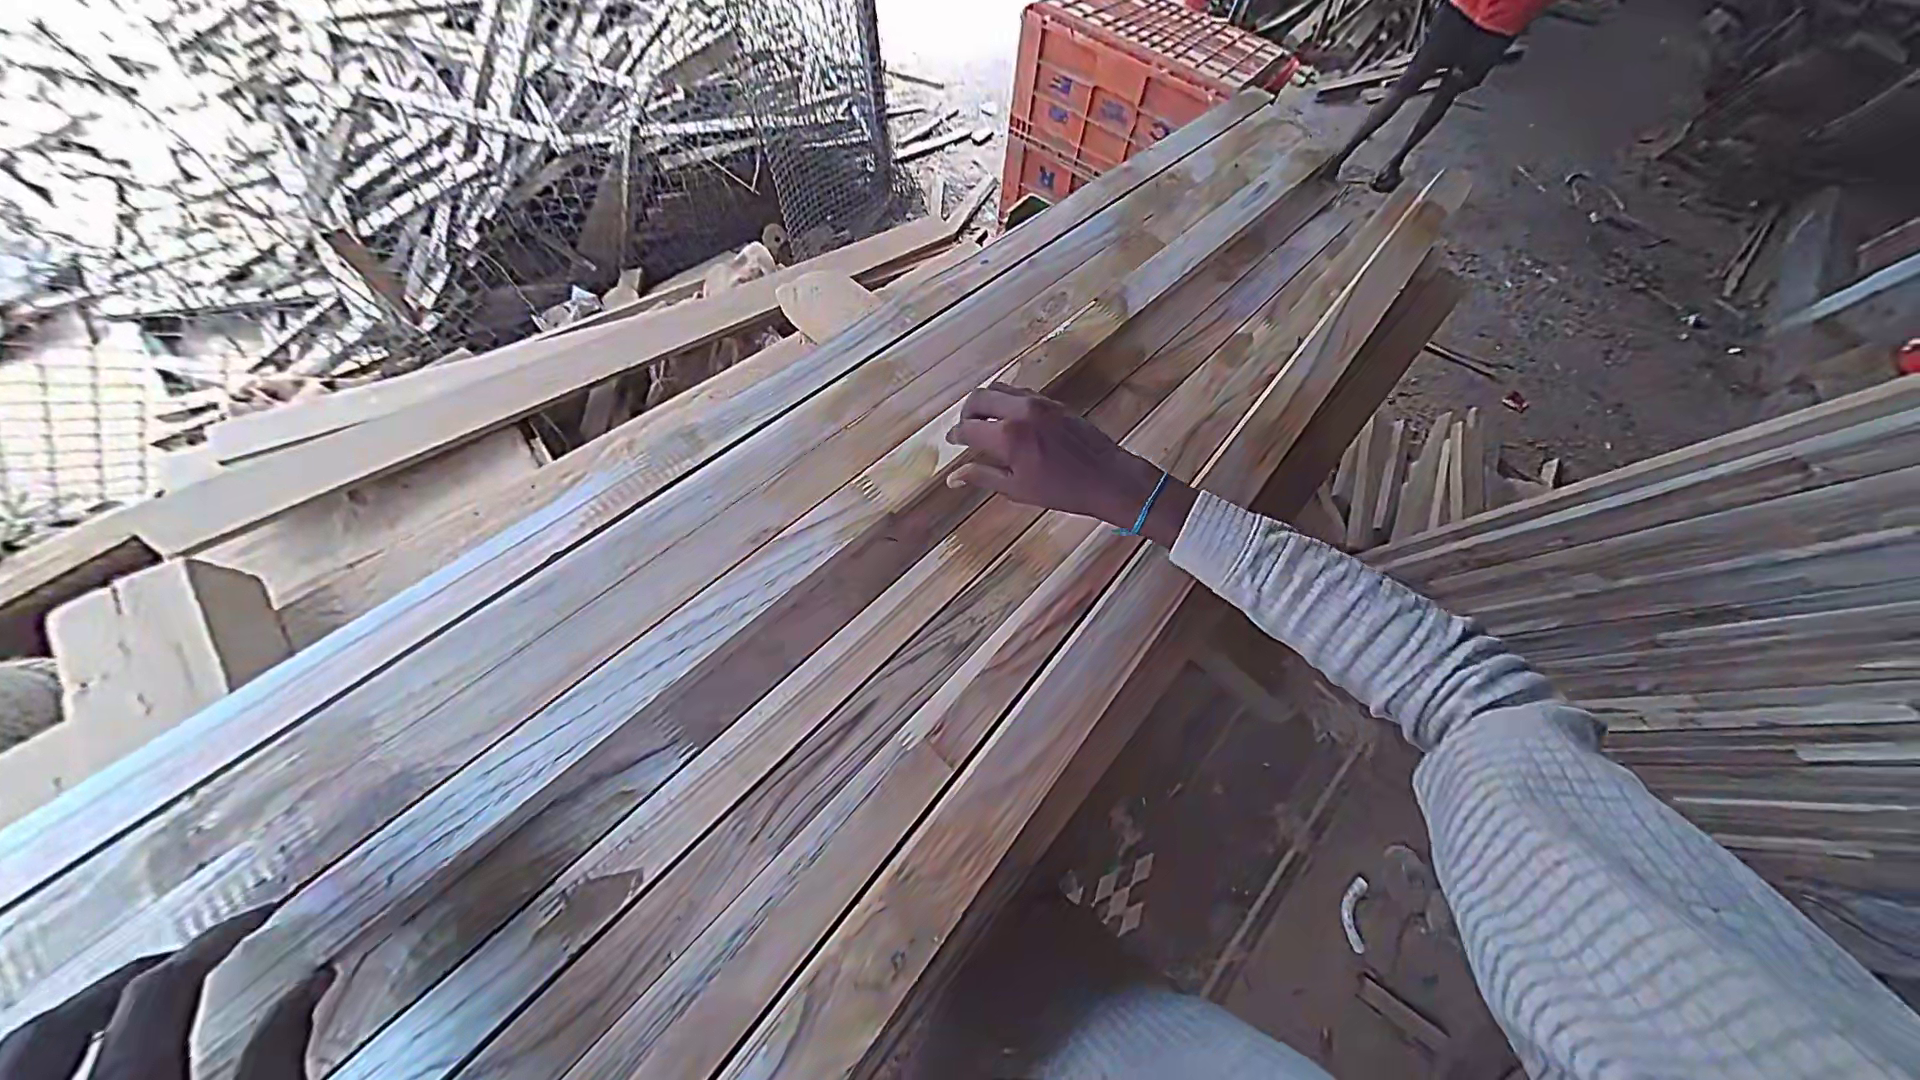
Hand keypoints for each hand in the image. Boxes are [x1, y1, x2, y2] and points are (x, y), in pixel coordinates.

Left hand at [0, 907, 331, 1079]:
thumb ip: (279, 1050)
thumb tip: (314, 982)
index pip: (167, 985)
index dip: (216, 941)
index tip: (254, 917)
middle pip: (70, 1017)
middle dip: (135, 971)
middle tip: (185, 951)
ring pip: (15, 1050)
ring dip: (69, 1014)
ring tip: (113, 1000)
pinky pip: (6, 1074)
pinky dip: (33, 1055)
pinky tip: (66, 1054)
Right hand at [944, 384, 1195, 546]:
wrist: (1108, 477)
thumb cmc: (1062, 490)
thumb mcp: (1017, 489)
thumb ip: (982, 477)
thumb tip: (953, 477)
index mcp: (1007, 436)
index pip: (968, 428)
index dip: (955, 435)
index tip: (951, 441)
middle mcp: (1019, 411)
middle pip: (978, 398)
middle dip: (966, 413)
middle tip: (965, 430)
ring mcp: (1038, 402)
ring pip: (999, 389)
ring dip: (985, 403)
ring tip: (985, 423)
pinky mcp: (1052, 402)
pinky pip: (1019, 392)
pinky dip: (1005, 401)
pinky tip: (1009, 420)